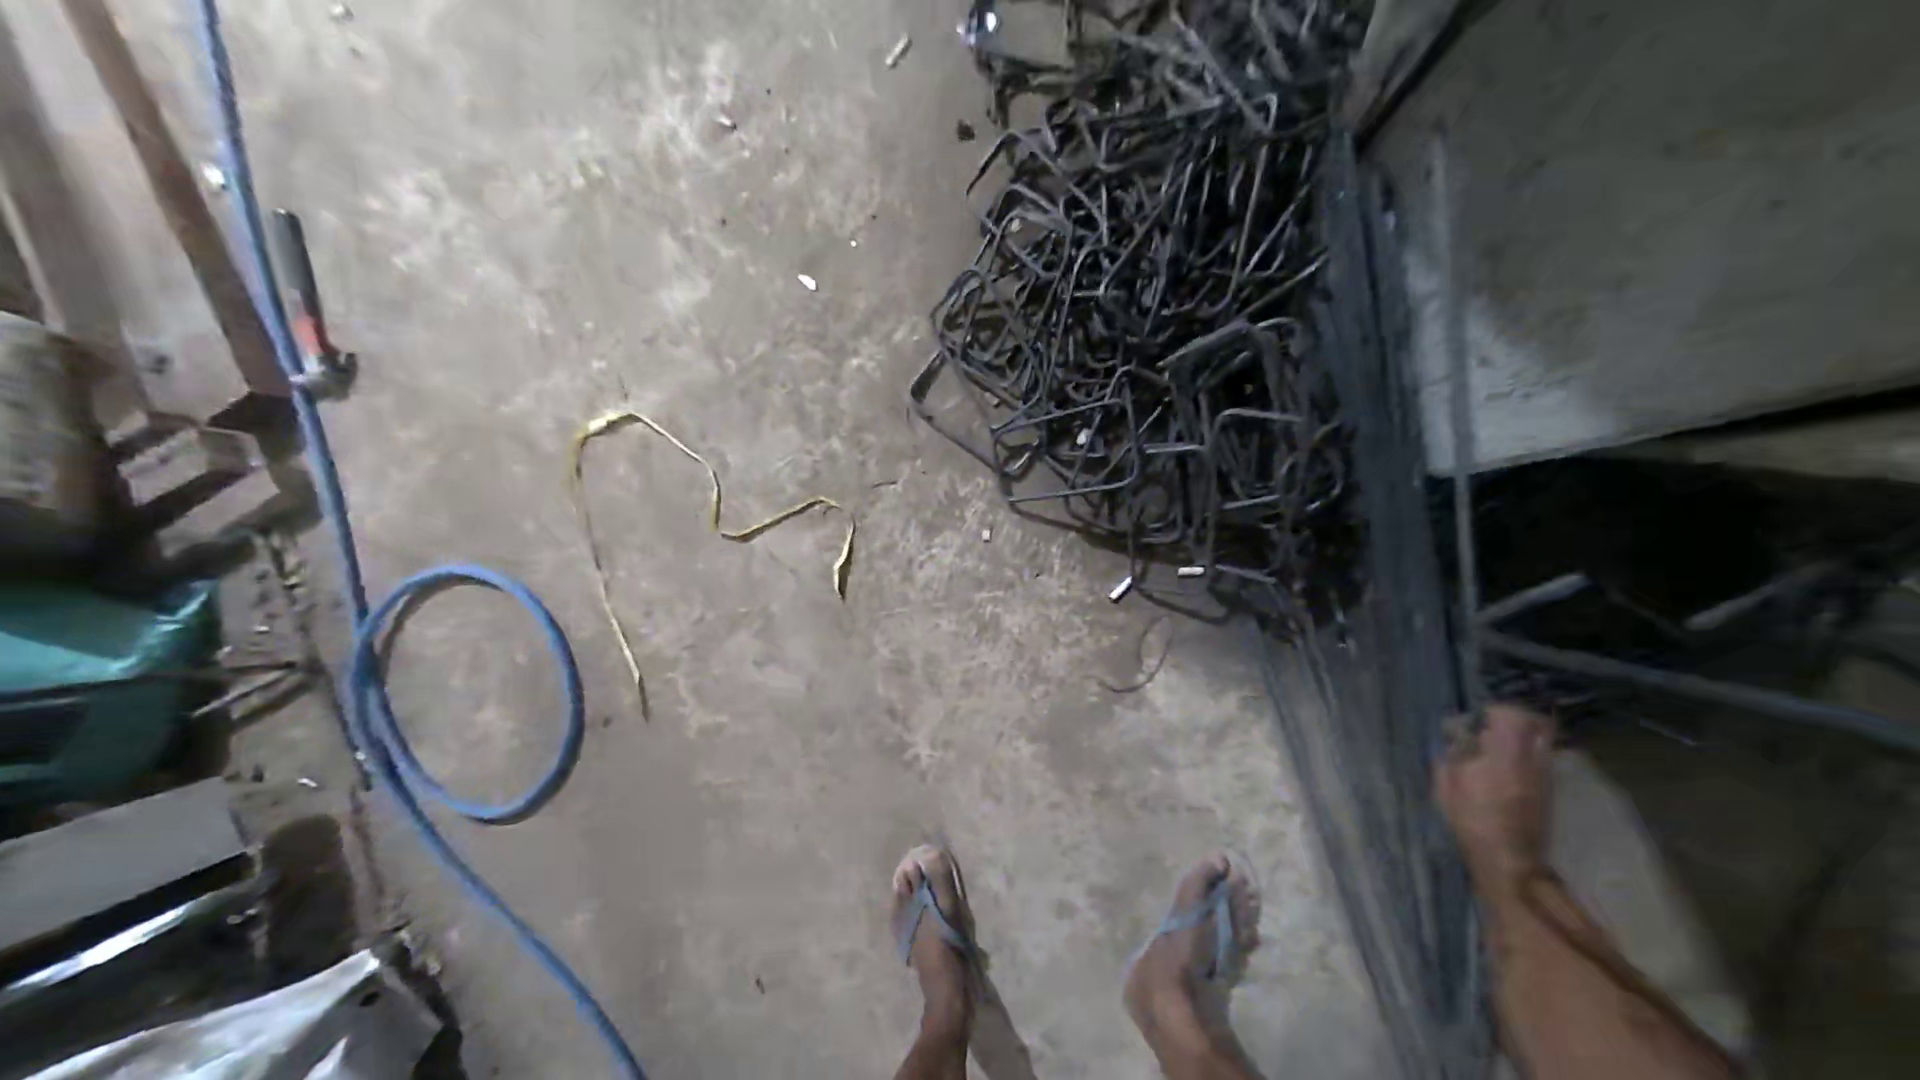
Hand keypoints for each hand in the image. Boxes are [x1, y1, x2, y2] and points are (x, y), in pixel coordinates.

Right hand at [1436, 703, 1554, 893]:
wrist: (1509, 858)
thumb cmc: (1470, 820)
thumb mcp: (1446, 785)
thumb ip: (1451, 755)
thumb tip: (1457, 738)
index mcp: (1502, 756)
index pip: (1513, 716)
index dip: (1497, 710)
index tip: (1480, 718)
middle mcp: (1531, 761)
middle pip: (1539, 724)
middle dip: (1519, 718)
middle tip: (1496, 726)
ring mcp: (1545, 776)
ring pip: (1544, 741)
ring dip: (1524, 736)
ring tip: (1500, 747)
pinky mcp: (1550, 790)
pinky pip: (1543, 759)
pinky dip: (1528, 754)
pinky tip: (1508, 768)